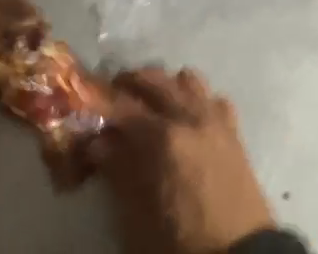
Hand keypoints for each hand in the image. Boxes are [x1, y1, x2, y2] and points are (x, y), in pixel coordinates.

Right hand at [92, 67, 276, 253]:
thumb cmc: (181, 242)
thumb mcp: (137, 216)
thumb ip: (118, 170)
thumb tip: (99, 143)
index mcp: (164, 138)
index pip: (121, 104)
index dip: (98, 98)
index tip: (83, 96)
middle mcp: (191, 118)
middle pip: (154, 79)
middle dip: (128, 82)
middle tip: (111, 95)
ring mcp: (216, 122)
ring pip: (187, 80)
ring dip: (166, 85)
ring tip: (151, 104)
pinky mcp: (234, 134)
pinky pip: (214, 99)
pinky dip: (197, 100)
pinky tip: (187, 119)